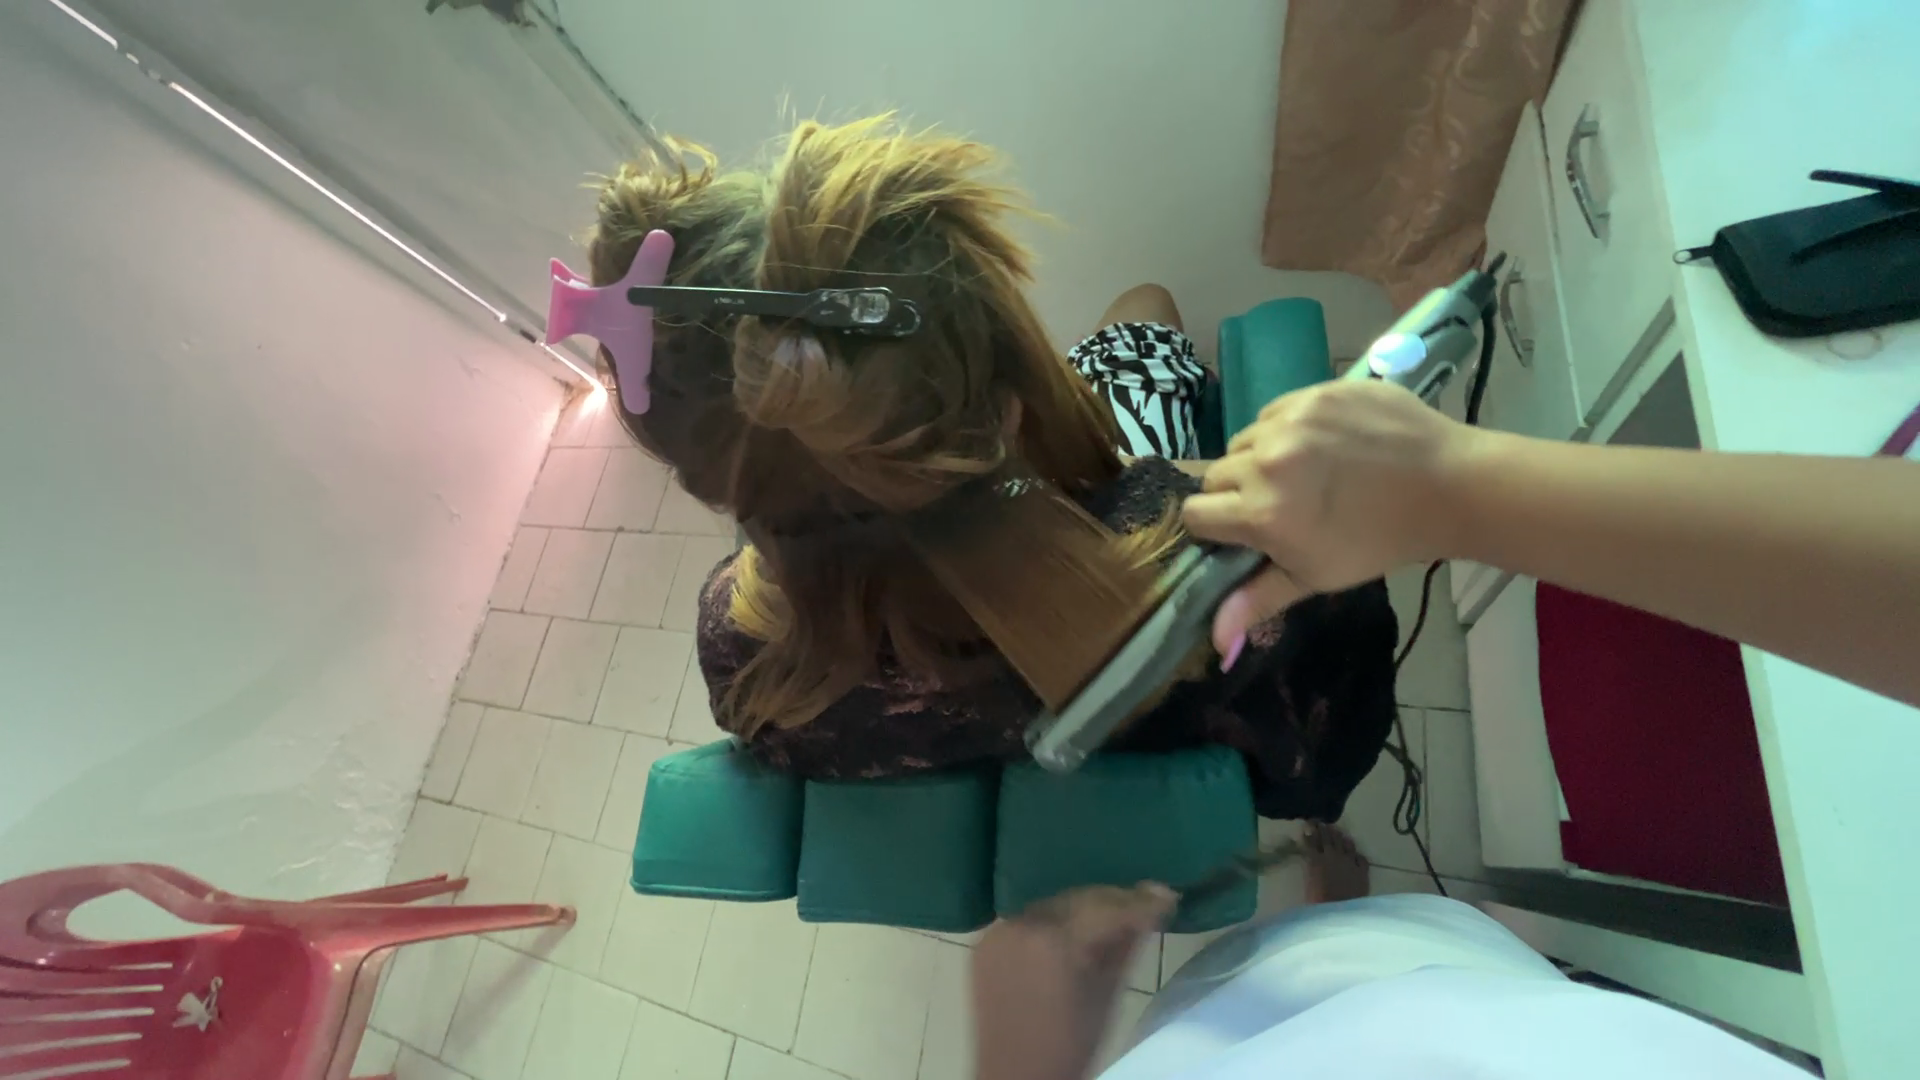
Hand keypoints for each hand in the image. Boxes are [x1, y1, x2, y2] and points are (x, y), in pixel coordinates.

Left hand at [972, 884, 1174, 1079]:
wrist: (1014, 1079)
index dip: (1139, 902)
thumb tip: (1149, 911)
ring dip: (1082, 909)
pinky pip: (1028, 920)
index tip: (1166, 896)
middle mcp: (1024, 925)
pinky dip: (1052, 923)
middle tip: (1143, 903)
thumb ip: (1125, 947)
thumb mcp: (1107, 997)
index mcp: (1056, 943)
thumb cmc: (1071, 1047)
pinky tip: (1072, 933)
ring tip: (1112, 916)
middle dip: (1112, 901)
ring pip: (1053, 906)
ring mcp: (1000, 931)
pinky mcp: (986, 941)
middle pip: (1077, 899)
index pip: (1105, 909)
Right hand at [1181, 379, 1483, 654]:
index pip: (1196, 514)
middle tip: (1277, 502)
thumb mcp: (1314, 576)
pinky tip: (1320, 444)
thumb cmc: (1378, 541)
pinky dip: (1285, 429)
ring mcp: (1290, 421)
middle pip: (1215, 476)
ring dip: (1258, 458)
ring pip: (1241, 441)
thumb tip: (1216, 644)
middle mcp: (1266, 461)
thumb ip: (1256, 601)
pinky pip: (1273, 412)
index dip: (1215, 527)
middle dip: (1235, 492)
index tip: (1243, 531)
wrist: (1450, 486)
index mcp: (1261, 512)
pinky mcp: (1314, 393)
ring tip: (1300, 470)